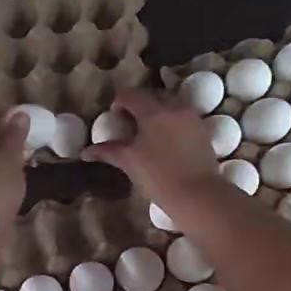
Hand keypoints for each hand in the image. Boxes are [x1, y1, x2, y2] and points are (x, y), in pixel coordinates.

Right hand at [82, 88, 219, 206]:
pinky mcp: (203, 131)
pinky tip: (167, 143)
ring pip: (169, 106)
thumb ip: (108, 151)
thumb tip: (86, 151)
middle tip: (130, 127)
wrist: (198, 194)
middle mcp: (174, 106)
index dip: (118, 103)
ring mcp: (191, 118)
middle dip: (139, 106)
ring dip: (157, 114)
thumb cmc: (158, 176)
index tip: (115, 119)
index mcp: (153, 111)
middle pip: (151, 97)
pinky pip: (183, 118)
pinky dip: (172, 123)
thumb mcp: (129, 162)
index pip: (130, 95)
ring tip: (149, 135)